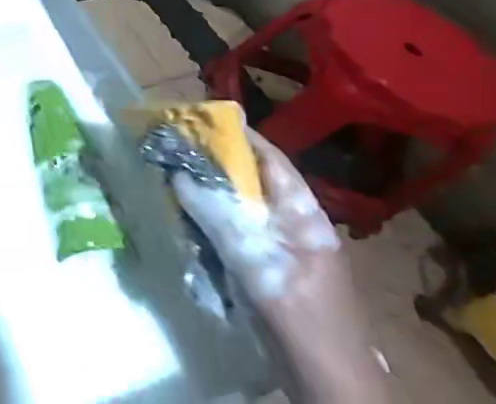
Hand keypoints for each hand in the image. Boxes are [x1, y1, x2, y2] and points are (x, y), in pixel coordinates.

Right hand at [171, 127, 341, 303]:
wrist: (327, 378)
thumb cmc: (300, 312)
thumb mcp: (257, 261)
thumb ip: (218, 216)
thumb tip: (177, 173)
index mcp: (303, 214)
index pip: (270, 159)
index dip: (237, 134)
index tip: (196, 116)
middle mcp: (292, 222)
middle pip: (250, 178)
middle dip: (212, 160)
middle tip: (170, 143)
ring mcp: (280, 245)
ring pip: (237, 204)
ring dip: (205, 190)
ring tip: (167, 173)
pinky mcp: (265, 265)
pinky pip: (231, 229)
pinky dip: (206, 218)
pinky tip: (182, 216)